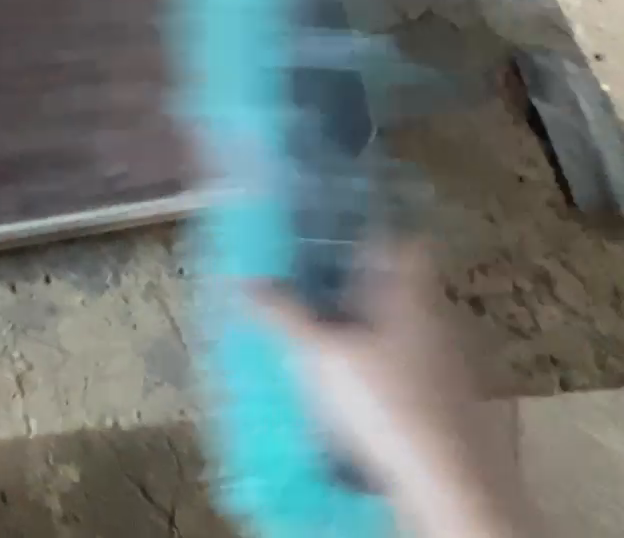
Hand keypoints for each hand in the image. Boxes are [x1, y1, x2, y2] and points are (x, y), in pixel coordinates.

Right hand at [248, 241, 527, 537]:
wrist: (444, 479)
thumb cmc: (381, 397)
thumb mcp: (316, 349)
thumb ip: (280, 309)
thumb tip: (240, 277)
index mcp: (406, 294)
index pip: (399, 241)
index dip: (368, 219)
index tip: (328, 206)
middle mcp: (428, 316)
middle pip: (387, 276)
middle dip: (343, 264)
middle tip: (295, 253)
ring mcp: (435, 355)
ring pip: (387, 313)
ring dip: (349, 305)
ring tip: (299, 301)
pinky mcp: (432, 388)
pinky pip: (389, 347)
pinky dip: (359, 340)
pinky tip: (326, 351)